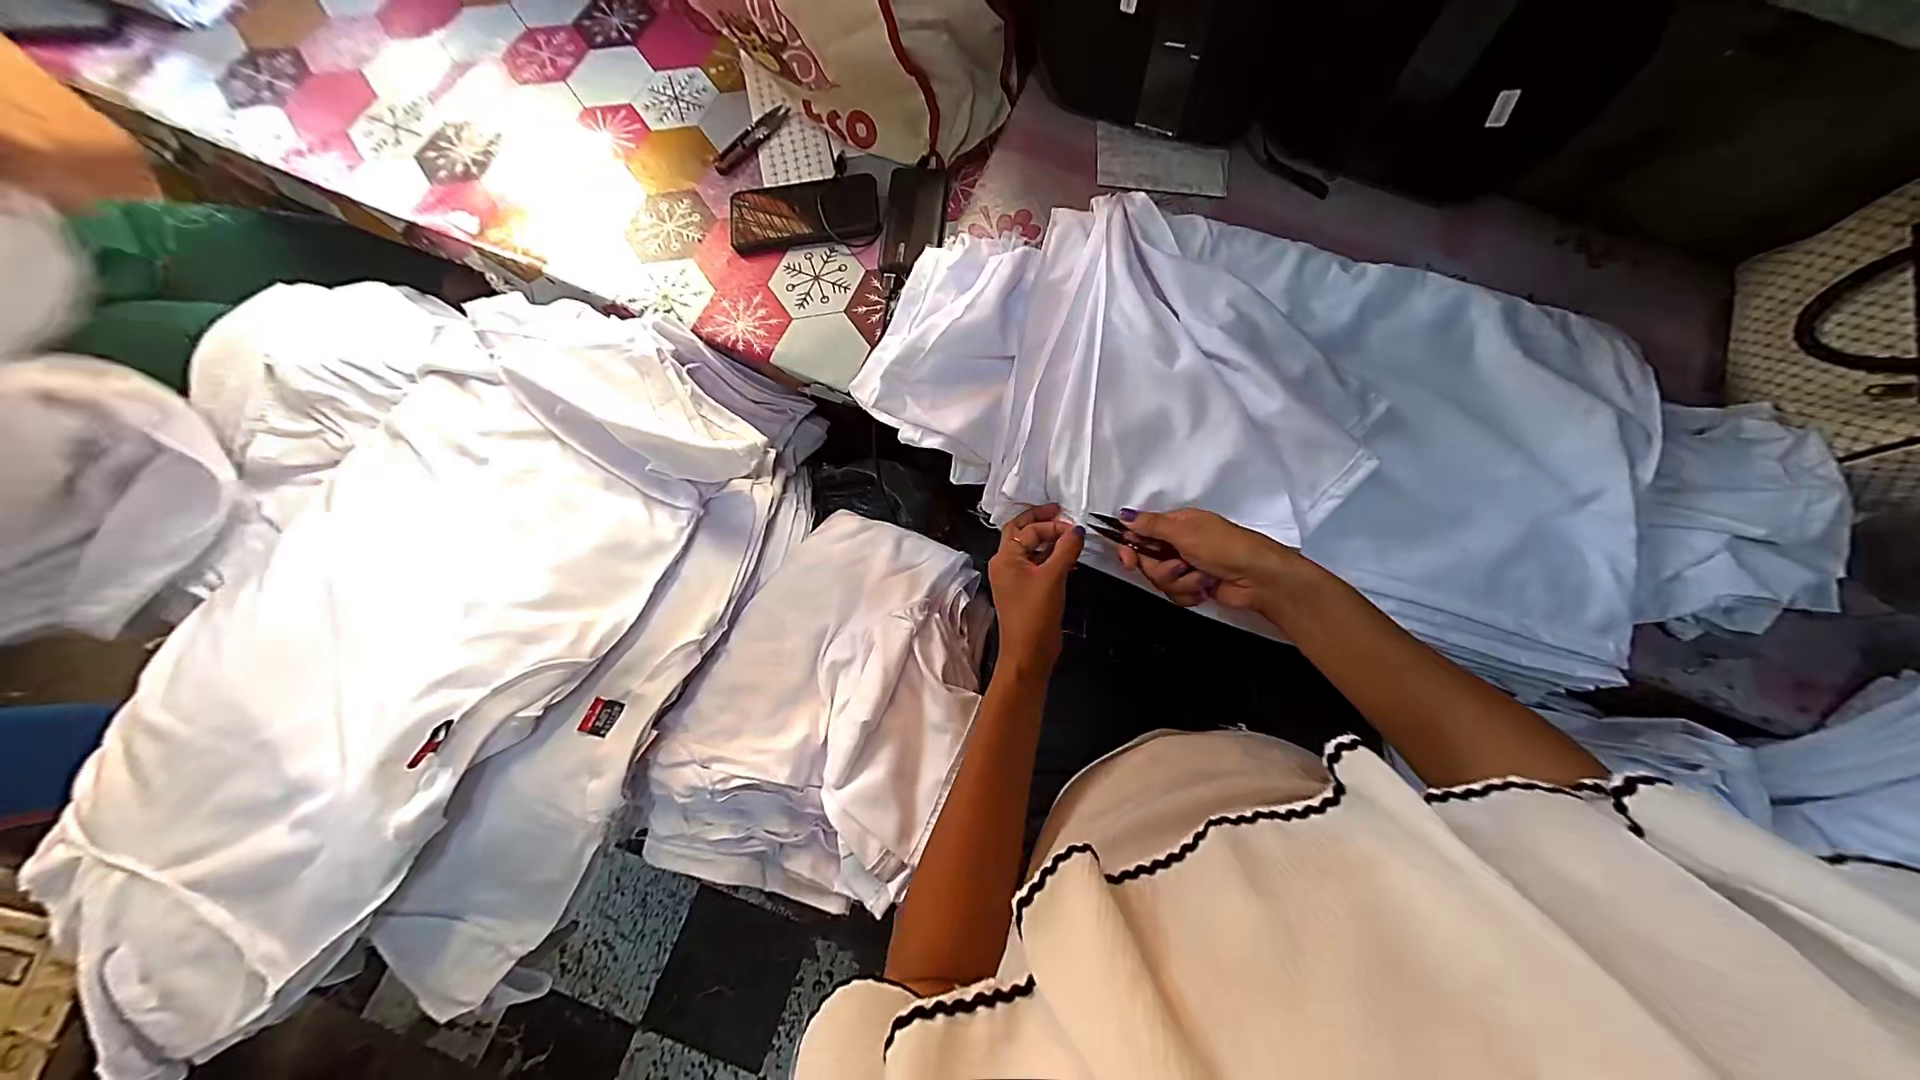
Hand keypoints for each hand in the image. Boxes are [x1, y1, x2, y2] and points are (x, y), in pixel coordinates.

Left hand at [987, 503, 1084, 672]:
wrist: (1028, 652)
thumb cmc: (1035, 614)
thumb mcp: (1053, 576)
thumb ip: (1066, 549)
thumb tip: (1077, 530)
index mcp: (1004, 557)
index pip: (1028, 529)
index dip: (1051, 524)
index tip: (1074, 528)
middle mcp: (1005, 564)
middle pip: (1021, 532)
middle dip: (1042, 522)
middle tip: (1063, 515)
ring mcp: (1013, 578)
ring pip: (1030, 549)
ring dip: (1049, 541)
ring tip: (1071, 539)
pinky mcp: (1024, 590)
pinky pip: (1036, 565)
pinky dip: (1051, 558)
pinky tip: (1069, 560)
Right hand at [1114, 507, 1308, 613]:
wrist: (1258, 578)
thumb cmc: (1226, 547)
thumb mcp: (1184, 531)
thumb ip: (1150, 525)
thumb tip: (1125, 515)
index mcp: (1176, 524)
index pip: (1140, 535)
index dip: (1131, 548)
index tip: (1128, 560)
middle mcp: (1178, 544)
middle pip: (1147, 561)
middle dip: (1162, 569)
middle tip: (1180, 565)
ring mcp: (1187, 566)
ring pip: (1161, 581)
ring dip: (1181, 582)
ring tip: (1201, 576)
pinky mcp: (1195, 586)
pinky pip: (1176, 594)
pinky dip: (1190, 593)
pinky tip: (1206, 587)